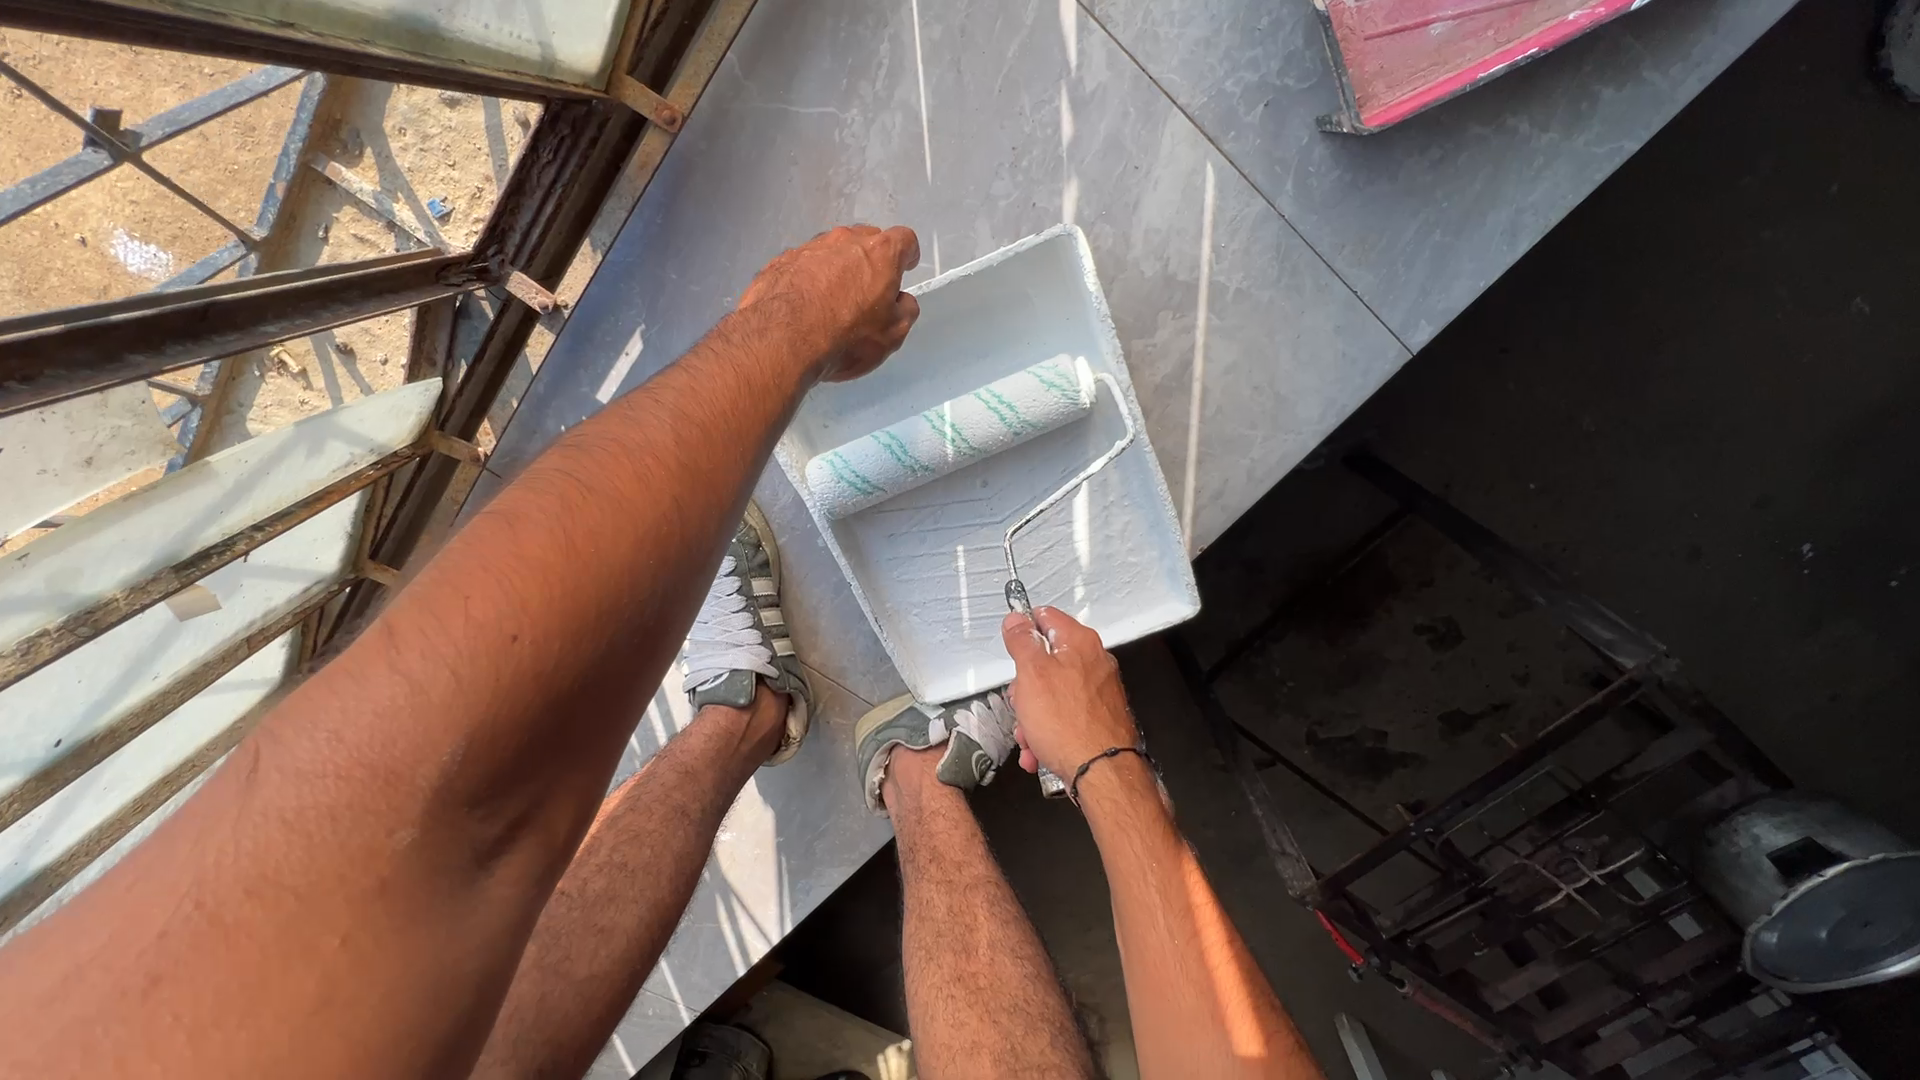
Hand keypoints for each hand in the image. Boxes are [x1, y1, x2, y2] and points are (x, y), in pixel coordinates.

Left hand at [737, 224, 920, 382]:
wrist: (783, 339)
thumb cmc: (848, 337)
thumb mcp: (892, 335)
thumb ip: (905, 311)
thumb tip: (901, 301)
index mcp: (880, 253)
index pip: (904, 240)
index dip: (907, 254)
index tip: (904, 268)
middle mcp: (845, 240)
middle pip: (866, 241)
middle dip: (871, 261)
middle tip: (868, 291)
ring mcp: (810, 247)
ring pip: (832, 252)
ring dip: (838, 269)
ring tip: (832, 302)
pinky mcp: (781, 261)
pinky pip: (804, 265)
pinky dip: (809, 279)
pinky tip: (805, 305)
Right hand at [1000, 607, 1138, 777]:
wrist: (1101, 773)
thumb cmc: (1070, 726)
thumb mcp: (1032, 674)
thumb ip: (1022, 641)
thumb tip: (1016, 620)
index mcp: (1080, 643)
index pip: (1046, 617)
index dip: (1023, 631)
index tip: (1012, 649)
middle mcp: (1094, 662)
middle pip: (1046, 660)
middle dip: (1025, 687)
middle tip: (1021, 703)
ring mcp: (1098, 691)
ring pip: (1052, 693)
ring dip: (1033, 716)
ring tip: (1029, 736)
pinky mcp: (1099, 717)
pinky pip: (1065, 717)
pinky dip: (1049, 732)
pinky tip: (1040, 750)